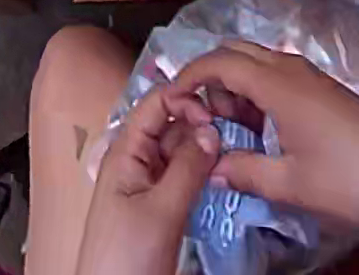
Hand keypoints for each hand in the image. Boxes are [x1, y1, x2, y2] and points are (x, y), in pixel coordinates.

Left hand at [75, 85, 220, 274]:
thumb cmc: (128, 258)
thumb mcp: (161, 211)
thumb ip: (188, 166)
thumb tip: (213, 129)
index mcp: (127, 149)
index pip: (157, 102)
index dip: (186, 99)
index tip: (215, 118)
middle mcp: (136, 158)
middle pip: (172, 122)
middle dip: (200, 124)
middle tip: (231, 138)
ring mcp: (147, 181)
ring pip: (180, 148)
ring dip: (203, 148)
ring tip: (229, 156)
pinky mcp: (158, 203)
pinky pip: (182, 173)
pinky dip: (200, 170)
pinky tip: (218, 175)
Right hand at [171, 42, 358, 227]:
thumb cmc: (349, 175)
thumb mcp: (292, 183)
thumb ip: (246, 171)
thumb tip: (213, 166)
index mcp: (277, 83)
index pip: (220, 62)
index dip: (189, 75)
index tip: (169, 98)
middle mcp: (288, 67)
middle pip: (235, 53)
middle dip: (210, 78)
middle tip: (202, 118)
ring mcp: (305, 74)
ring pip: (255, 62)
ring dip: (234, 86)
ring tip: (229, 130)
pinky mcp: (317, 86)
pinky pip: (273, 75)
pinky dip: (254, 92)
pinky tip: (259, 129)